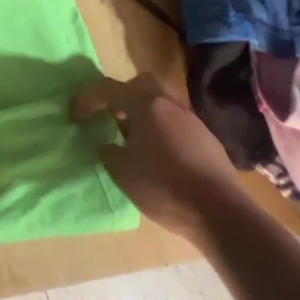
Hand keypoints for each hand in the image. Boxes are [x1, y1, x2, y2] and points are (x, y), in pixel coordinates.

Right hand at [69, 73, 246, 244]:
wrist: (222, 216)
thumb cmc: (164, 187)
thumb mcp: (121, 171)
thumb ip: (109, 151)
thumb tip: (111, 145)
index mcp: (146, 106)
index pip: (107, 88)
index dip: (87, 98)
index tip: (77, 117)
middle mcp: (170, 106)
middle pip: (142, 83)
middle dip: (122, 95)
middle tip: (112, 116)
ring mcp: (194, 124)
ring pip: (163, 104)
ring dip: (145, 115)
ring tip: (135, 141)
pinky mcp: (209, 143)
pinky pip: (178, 125)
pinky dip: (163, 132)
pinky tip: (160, 158)